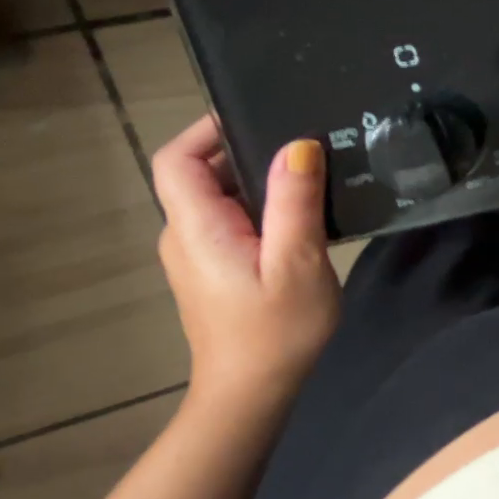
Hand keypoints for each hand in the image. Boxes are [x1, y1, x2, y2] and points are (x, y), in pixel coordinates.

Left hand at [153, 115, 339, 407]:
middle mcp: (187, 234)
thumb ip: (294, 202)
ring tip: (320, 165)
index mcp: (198, 228)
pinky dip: (267, 200)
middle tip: (311, 134)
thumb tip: (297, 145)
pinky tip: (309, 206)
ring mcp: (200, 252)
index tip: (262, 110)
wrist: (255, 388)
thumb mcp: (297, 260)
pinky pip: (236, 215)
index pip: (177, 162)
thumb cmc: (277, 326)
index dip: (207, 128)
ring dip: (264, 174)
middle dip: (250, 146)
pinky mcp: (220, 264)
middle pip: (201, 173)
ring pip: (223, 194)